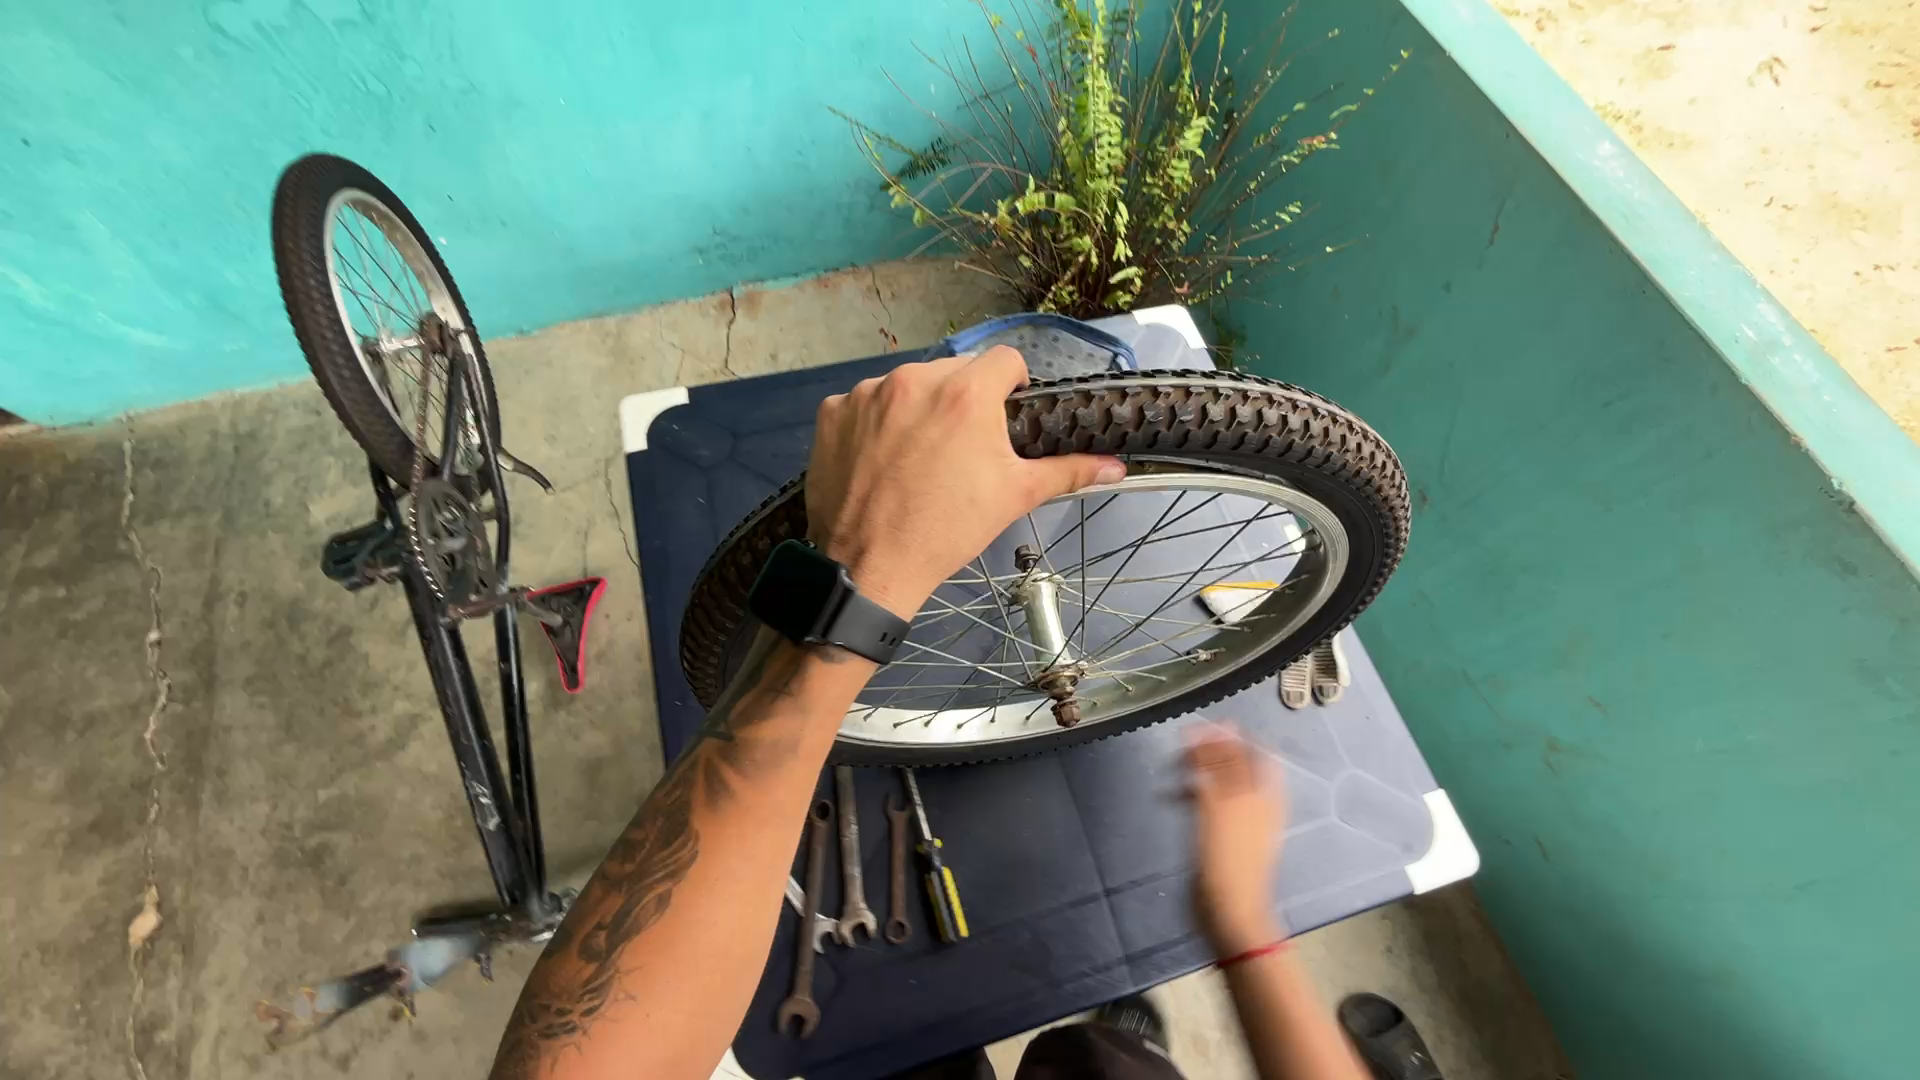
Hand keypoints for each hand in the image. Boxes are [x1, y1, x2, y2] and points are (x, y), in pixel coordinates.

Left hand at [804, 347, 1124, 617]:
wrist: (870, 567)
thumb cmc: (948, 530)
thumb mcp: (1014, 497)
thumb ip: (1068, 472)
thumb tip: (1118, 467)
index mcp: (966, 393)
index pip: (1005, 359)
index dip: (1012, 386)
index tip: (1006, 414)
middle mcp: (914, 379)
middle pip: (953, 372)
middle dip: (963, 400)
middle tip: (960, 449)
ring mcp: (867, 393)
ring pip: (907, 386)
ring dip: (918, 409)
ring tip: (916, 459)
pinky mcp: (832, 413)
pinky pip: (863, 405)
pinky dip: (874, 424)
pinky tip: (878, 461)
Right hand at [1186, 724, 1287, 955]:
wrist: (1231, 911)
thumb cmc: (1227, 860)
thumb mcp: (1222, 807)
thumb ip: (1219, 767)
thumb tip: (1218, 729)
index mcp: (1264, 795)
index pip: (1255, 752)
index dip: (1234, 735)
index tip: (1207, 724)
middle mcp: (1256, 803)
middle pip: (1238, 764)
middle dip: (1213, 748)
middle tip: (1184, 738)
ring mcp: (1241, 821)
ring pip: (1223, 782)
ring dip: (1201, 768)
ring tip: (1175, 762)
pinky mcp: (1224, 836)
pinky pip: (1212, 804)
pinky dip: (1194, 792)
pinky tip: (1175, 793)